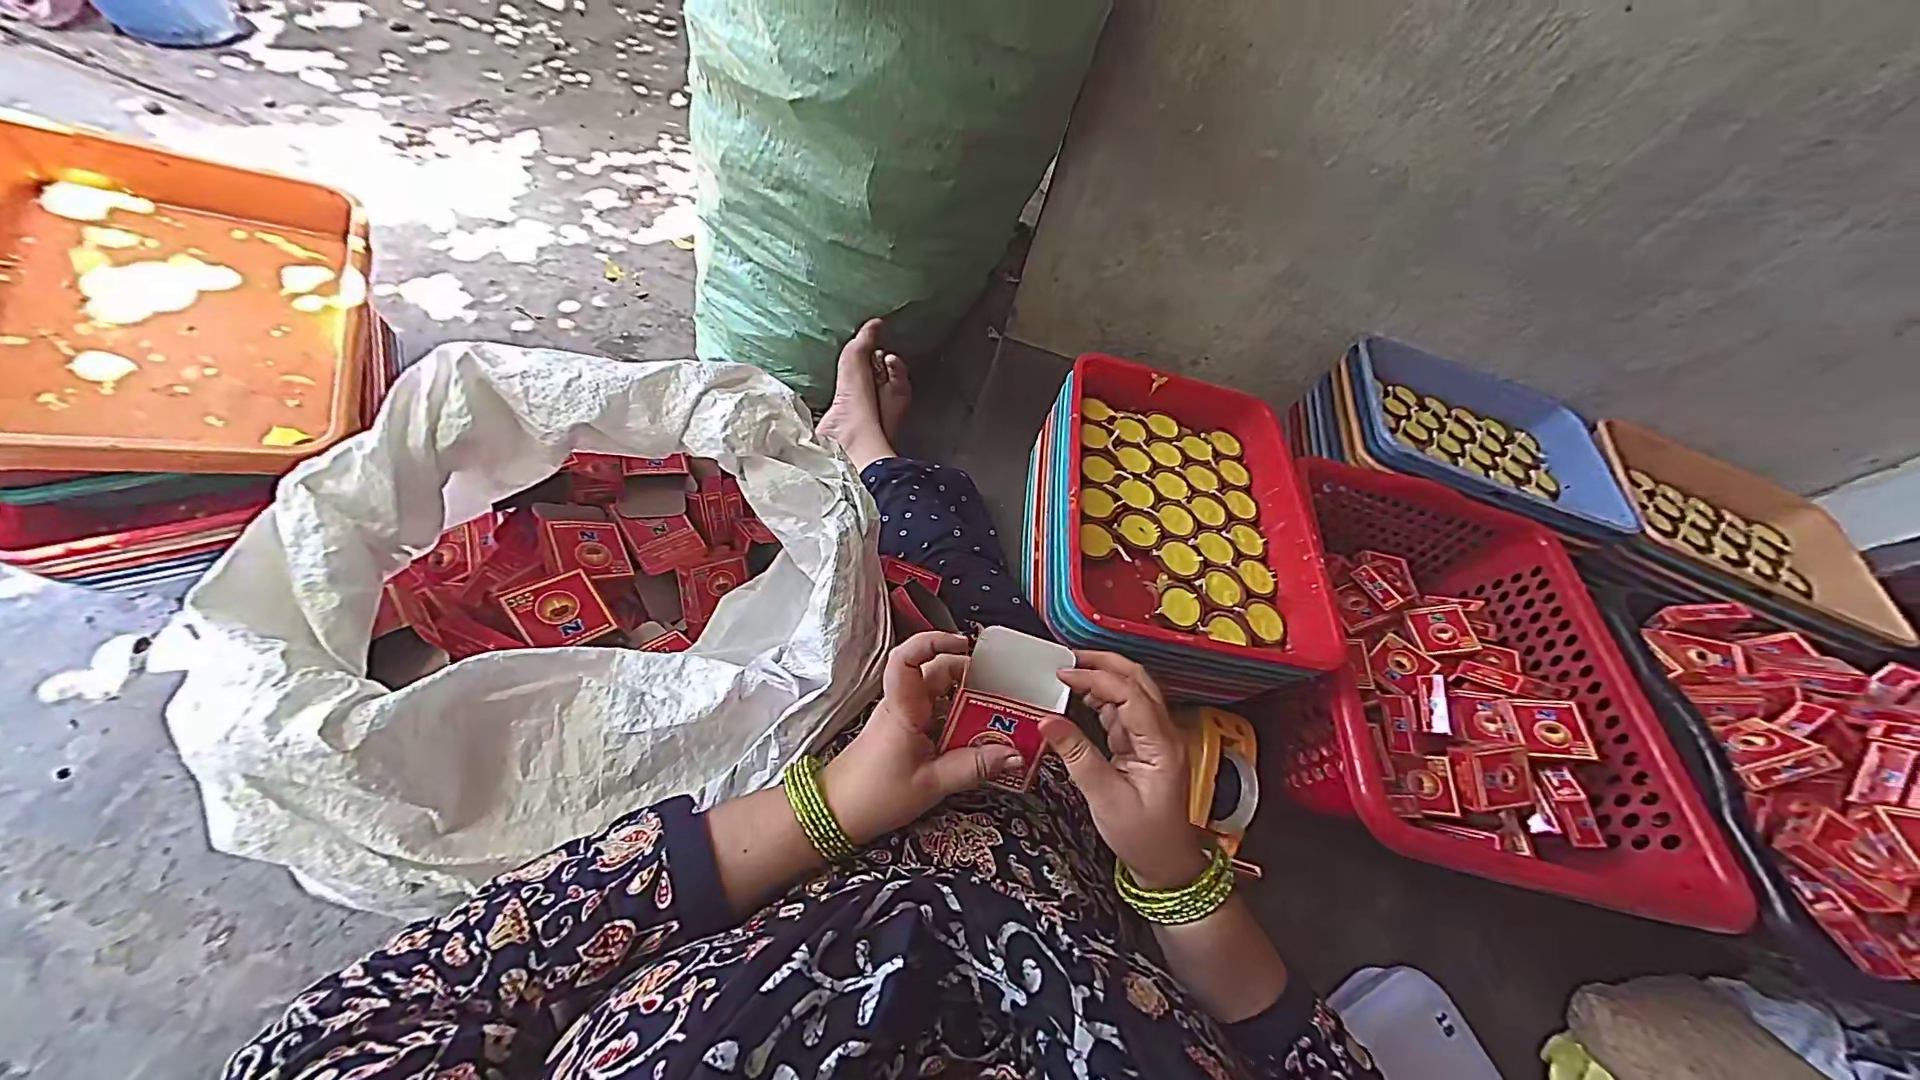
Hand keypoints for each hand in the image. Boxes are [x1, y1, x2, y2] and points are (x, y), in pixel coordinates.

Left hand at [819, 632, 1022, 844]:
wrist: (838, 812)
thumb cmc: (876, 794)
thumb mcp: (931, 784)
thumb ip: (974, 767)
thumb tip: (1014, 753)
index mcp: (903, 708)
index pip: (908, 657)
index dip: (934, 641)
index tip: (966, 643)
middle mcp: (903, 703)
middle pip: (935, 670)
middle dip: (969, 671)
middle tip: (1001, 684)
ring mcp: (905, 713)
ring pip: (940, 689)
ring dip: (968, 695)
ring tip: (998, 708)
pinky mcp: (908, 728)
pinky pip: (939, 709)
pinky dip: (960, 714)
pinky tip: (980, 730)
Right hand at [1044, 651, 1211, 888]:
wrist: (1166, 865)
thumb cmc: (1142, 837)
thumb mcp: (1104, 798)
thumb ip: (1076, 755)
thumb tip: (1047, 720)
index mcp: (1161, 744)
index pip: (1130, 694)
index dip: (1096, 679)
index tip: (1063, 675)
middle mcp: (1162, 733)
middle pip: (1137, 680)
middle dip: (1103, 663)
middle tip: (1067, 659)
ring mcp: (1152, 737)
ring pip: (1130, 691)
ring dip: (1101, 677)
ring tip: (1068, 674)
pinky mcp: (1140, 744)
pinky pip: (1121, 710)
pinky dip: (1099, 697)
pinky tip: (1078, 697)